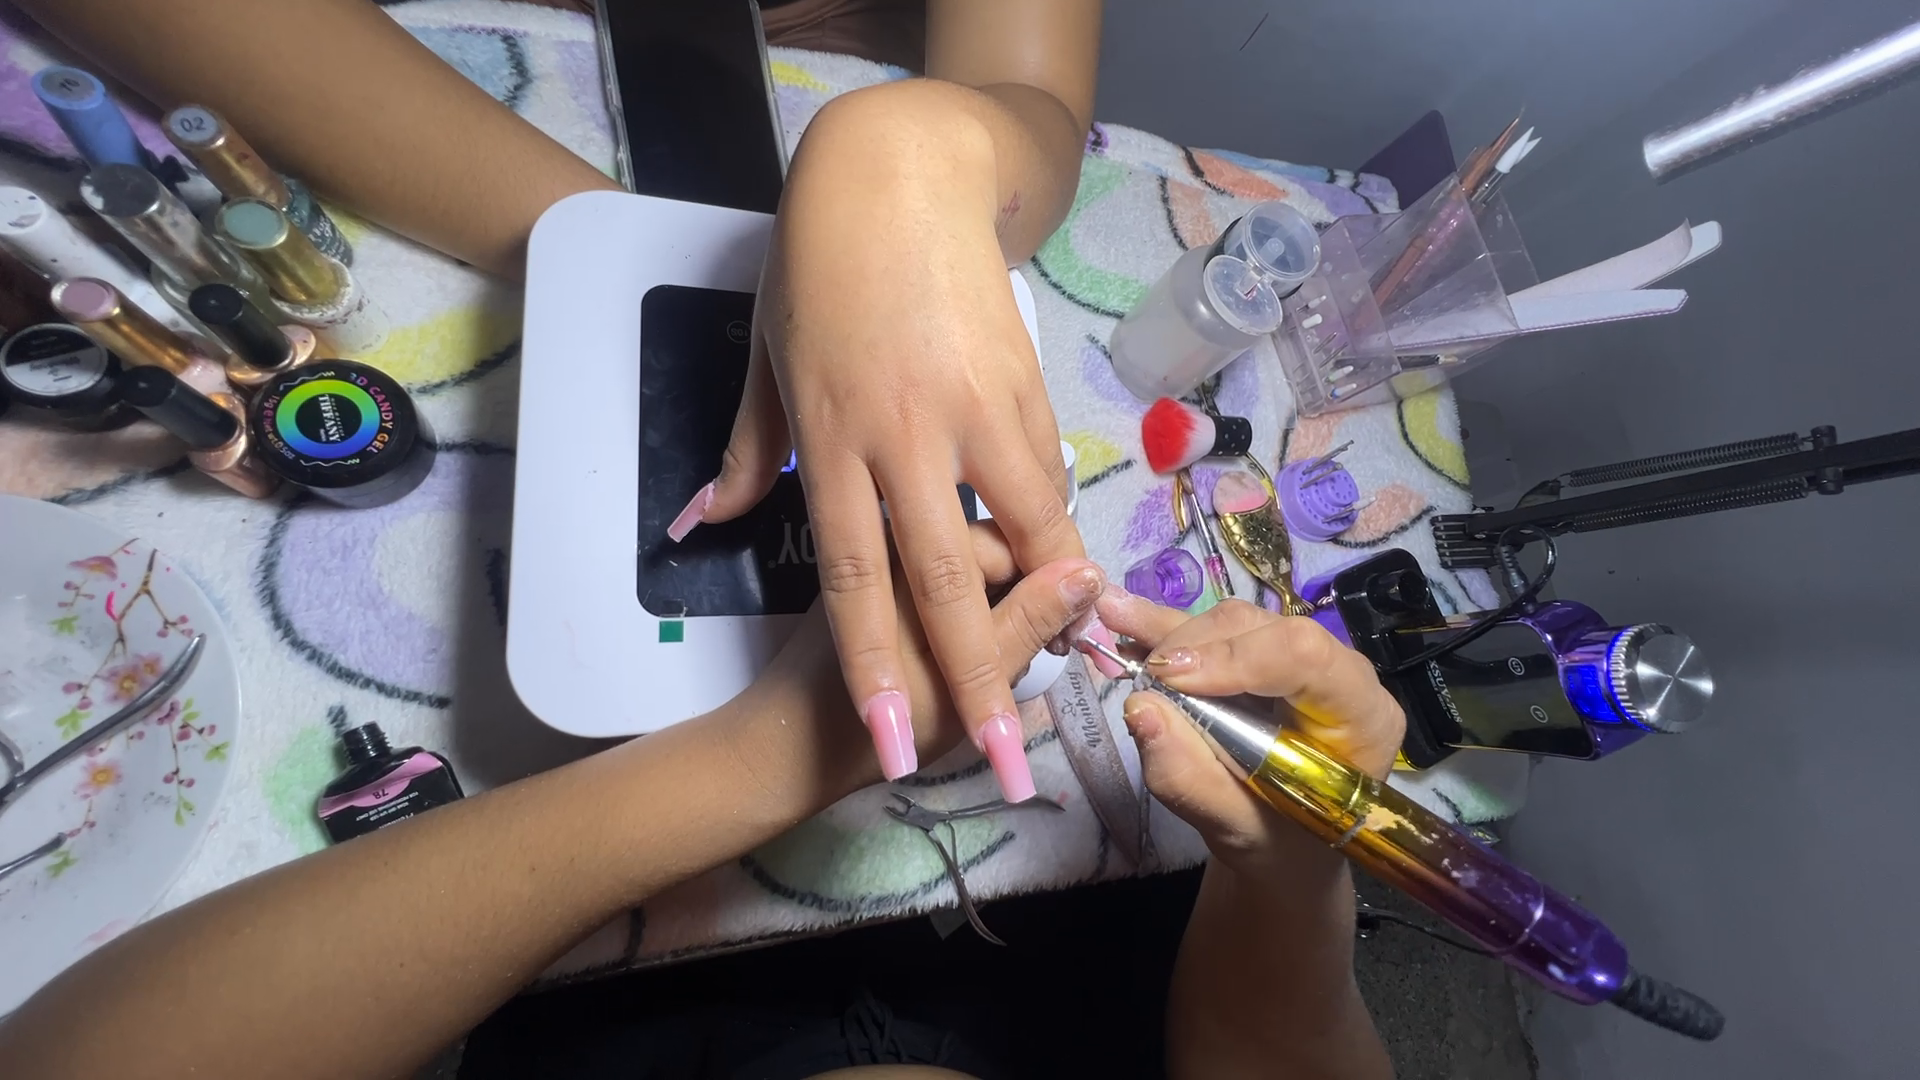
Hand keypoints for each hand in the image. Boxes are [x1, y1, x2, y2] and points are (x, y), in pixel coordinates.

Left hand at [675, 83, 1084, 800]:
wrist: (897, 174)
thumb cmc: (819, 271)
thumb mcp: (767, 361)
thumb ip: (746, 455)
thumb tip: (704, 525)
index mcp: (831, 443)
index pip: (857, 581)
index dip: (877, 671)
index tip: (897, 743)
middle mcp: (904, 440)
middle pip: (943, 580)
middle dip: (976, 680)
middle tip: (1006, 759)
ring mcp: (972, 412)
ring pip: (1019, 528)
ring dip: (1048, 604)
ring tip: (1073, 664)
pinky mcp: (1022, 384)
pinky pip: (1044, 472)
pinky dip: (1055, 523)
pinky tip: (1070, 563)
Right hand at [1092, 593, 1404, 880]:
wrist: (1282, 842)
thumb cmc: (1276, 840)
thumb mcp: (1236, 826)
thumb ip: (1191, 777)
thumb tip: (1140, 710)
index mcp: (1358, 715)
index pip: (1303, 655)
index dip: (1234, 657)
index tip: (1170, 677)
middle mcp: (1334, 670)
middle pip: (1258, 629)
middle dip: (1191, 647)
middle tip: (1142, 677)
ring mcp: (1292, 653)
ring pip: (1227, 620)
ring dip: (1168, 631)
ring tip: (1113, 628)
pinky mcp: (1253, 649)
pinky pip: (1204, 627)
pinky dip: (1157, 624)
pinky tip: (1118, 613)